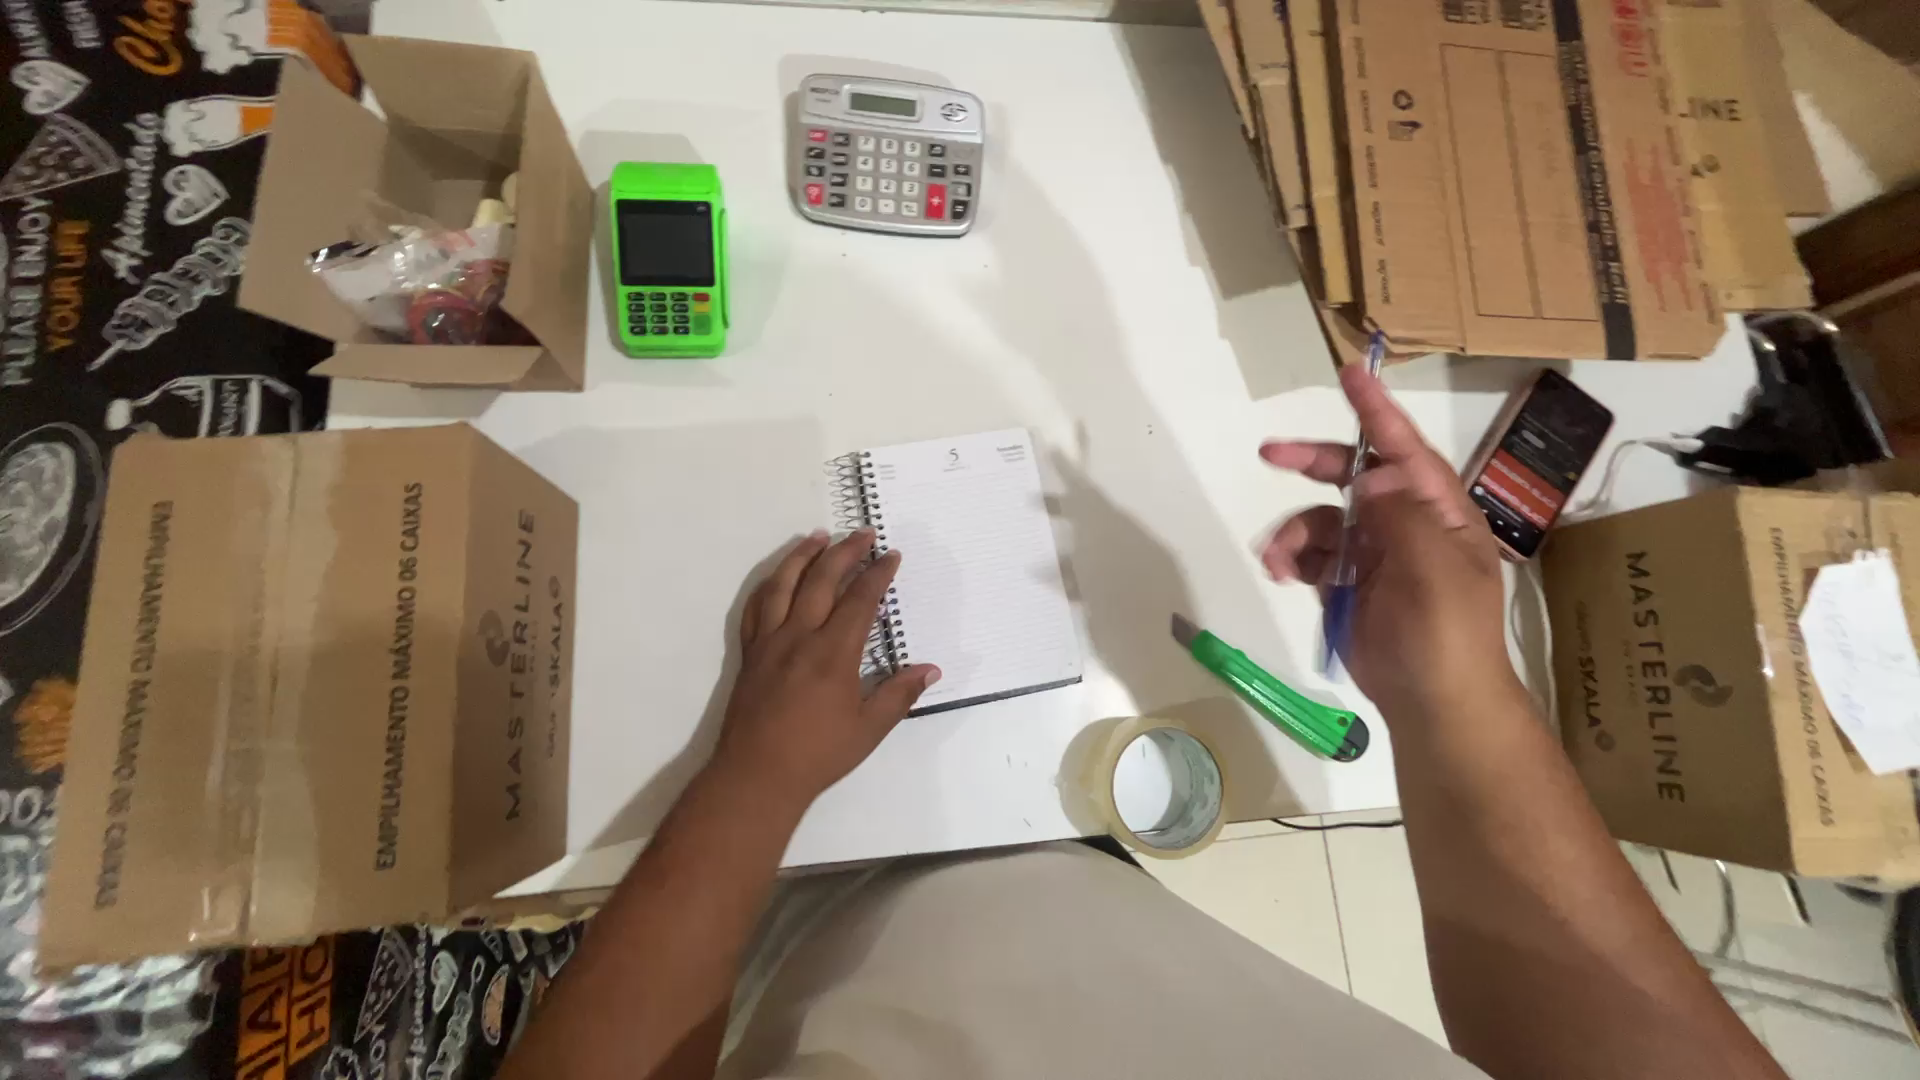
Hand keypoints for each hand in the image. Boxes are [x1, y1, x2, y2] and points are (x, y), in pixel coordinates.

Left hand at [709, 529, 940, 809]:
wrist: (756, 776)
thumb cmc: (818, 755)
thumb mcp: (868, 729)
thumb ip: (899, 694)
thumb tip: (931, 670)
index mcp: (833, 654)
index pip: (860, 600)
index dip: (877, 573)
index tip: (891, 555)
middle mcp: (799, 637)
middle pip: (822, 580)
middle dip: (845, 552)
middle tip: (863, 533)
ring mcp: (770, 642)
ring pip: (784, 584)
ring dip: (803, 556)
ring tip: (819, 536)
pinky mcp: (750, 652)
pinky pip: (756, 607)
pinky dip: (769, 584)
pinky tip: (779, 576)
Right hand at [1258, 366, 1515, 716]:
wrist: (1430, 699)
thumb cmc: (1444, 634)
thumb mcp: (1433, 570)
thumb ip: (1400, 516)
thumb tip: (1368, 475)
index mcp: (1438, 512)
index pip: (1402, 450)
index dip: (1376, 411)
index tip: (1349, 374)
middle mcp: (1404, 524)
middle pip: (1351, 477)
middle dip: (1311, 464)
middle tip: (1269, 454)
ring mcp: (1373, 554)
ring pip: (1320, 521)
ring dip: (1293, 534)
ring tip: (1278, 562)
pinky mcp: (1346, 583)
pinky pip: (1310, 556)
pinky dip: (1291, 560)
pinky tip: (1282, 574)